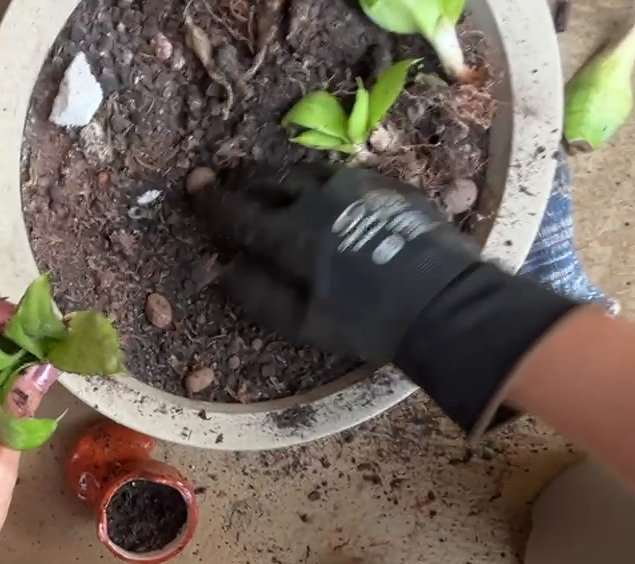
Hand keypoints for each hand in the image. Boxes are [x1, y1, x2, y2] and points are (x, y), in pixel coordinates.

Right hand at [195, 164, 579, 435]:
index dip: (213, 201)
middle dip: (240, 179)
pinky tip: (311, 189)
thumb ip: (254, 291)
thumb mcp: (299, 321)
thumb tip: (215, 266)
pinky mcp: (384, 184)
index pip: (240, 212)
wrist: (442, 301)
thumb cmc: (362, 322)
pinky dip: (311, 179)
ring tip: (259, 178)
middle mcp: (320, 198)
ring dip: (275, 174)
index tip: (193, 187)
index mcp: (292, 234)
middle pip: (269, 179)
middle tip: (221, 177)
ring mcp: (356, 185)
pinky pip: (335, 174)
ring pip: (303, 170)